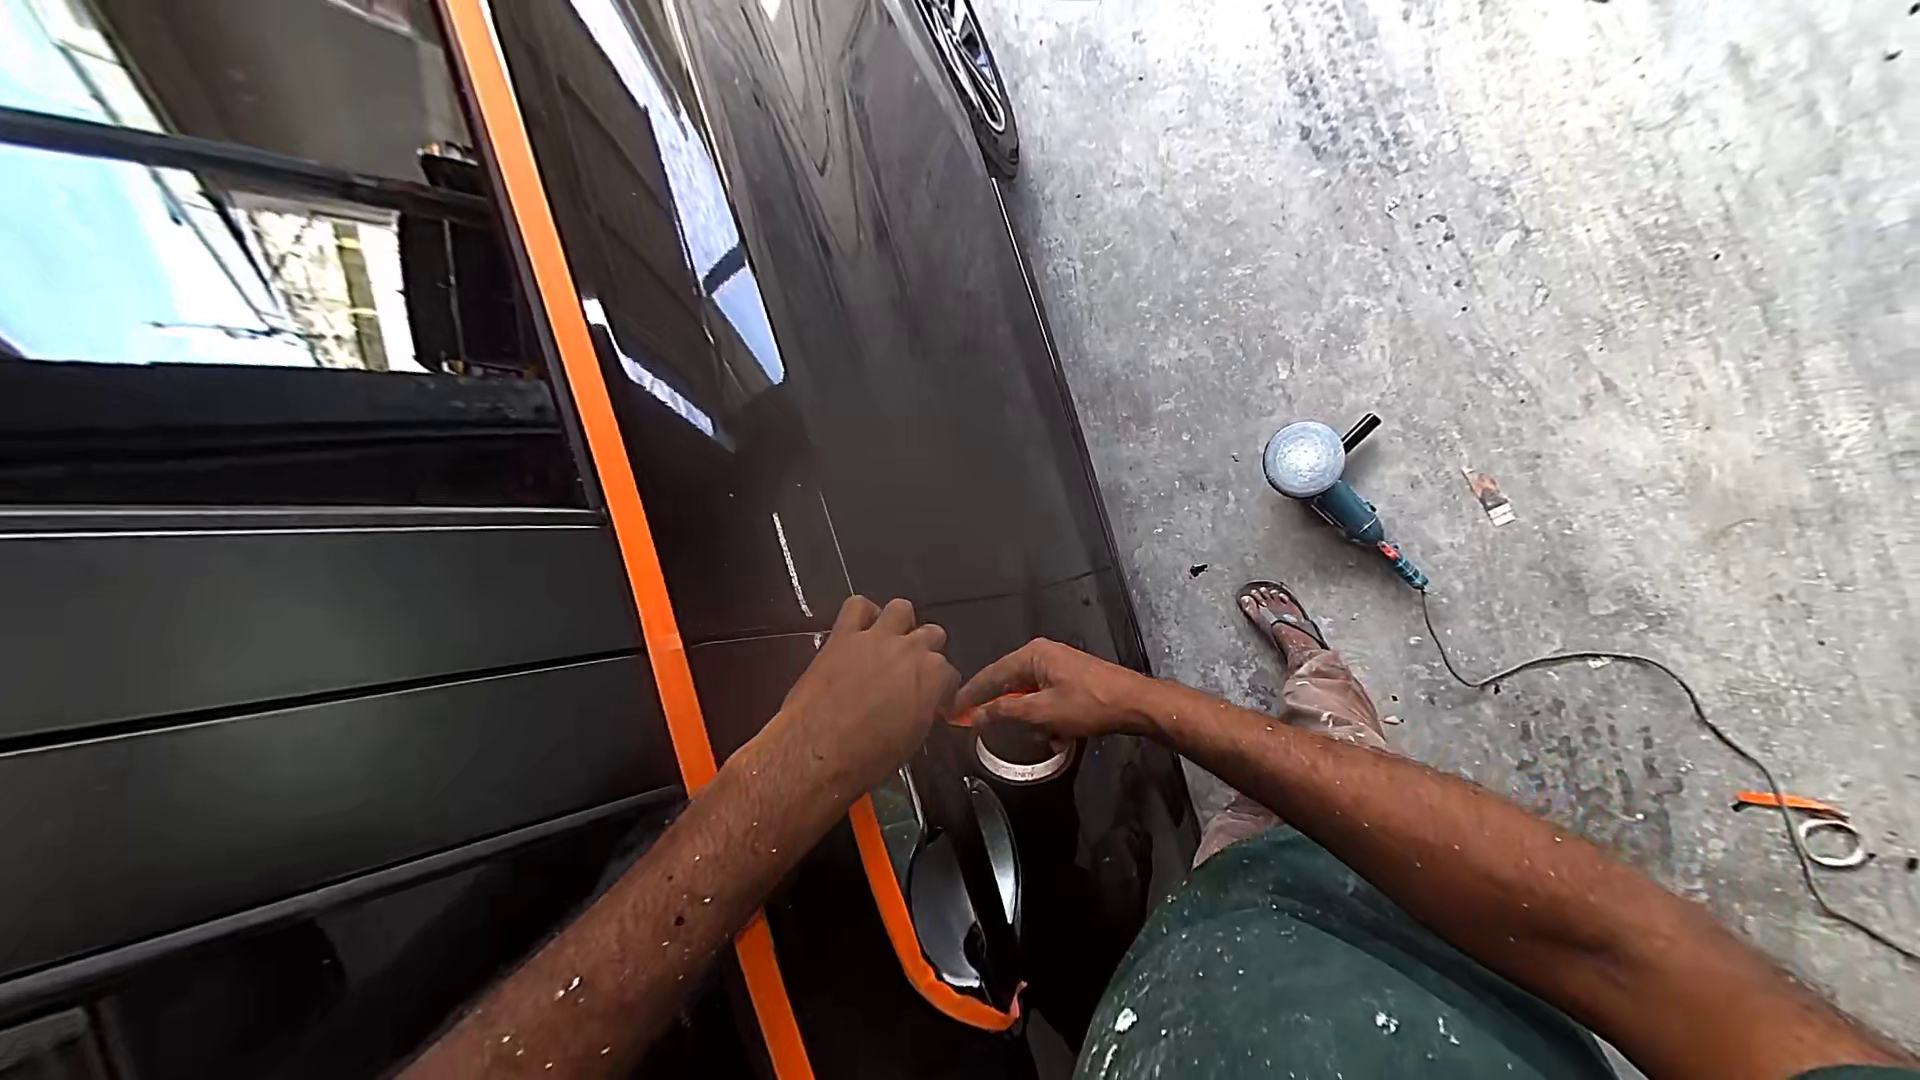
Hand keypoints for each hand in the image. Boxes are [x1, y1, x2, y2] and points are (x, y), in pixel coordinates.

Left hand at [771, 595, 959, 798]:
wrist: (818, 752)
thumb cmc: (865, 756)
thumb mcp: (912, 740)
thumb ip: (923, 710)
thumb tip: (920, 706)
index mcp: (933, 677)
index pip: (949, 674)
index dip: (941, 688)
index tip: (933, 698)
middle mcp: (911, 650)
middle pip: (932, 635)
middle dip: (926, 651)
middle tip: (912, 670)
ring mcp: (877, 638)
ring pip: (902, 609)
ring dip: (901, 623)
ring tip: (892, 641)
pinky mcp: (844, 635)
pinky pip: (857, 606)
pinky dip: (862, 613)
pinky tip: (861, 629)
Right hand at [953, 638, 1163, 739]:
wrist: (1137, 704)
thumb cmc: (1091, 704)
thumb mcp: (1042, 712)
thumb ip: (1006, 712)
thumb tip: (976, 715)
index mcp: (1033, 653)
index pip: (990, 674)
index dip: (970, 695)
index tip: (951, 710)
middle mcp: (1042, 653)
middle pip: (1007, 682)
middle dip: (999, 707)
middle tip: (980, 726)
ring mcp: (1057, 664)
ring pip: (1026, 692)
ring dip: (1025, 715)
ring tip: (1025, 732)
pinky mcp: (1069, 678)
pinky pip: (1042, 695)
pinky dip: (1041, 713)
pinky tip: (1051, 732)